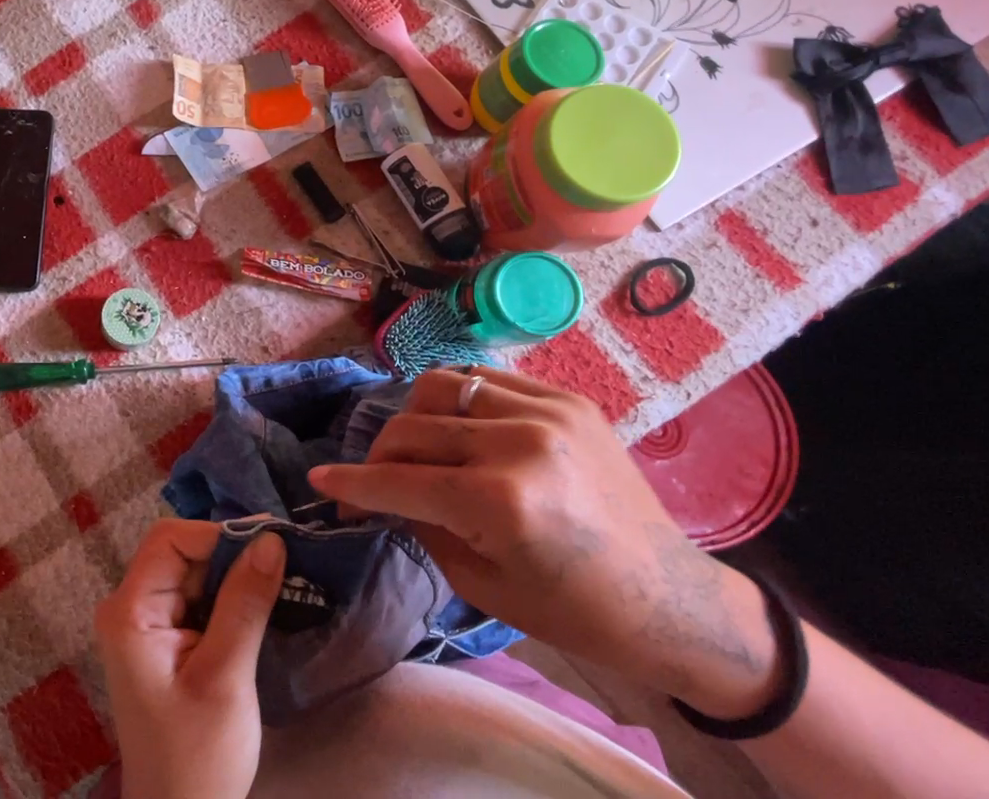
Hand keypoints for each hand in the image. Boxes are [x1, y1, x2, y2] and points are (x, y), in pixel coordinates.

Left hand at [94, 518, 285, 798]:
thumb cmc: (198, 753)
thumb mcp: (226, 677)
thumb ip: (245, 604)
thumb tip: (271, 540)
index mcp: (130, 612)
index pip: (169, 540)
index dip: (220, 534)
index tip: (273, 543)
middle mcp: (129, 608)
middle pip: (181, 553)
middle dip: (232, 554)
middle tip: (289, 560)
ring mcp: (144, 625)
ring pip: (193, 575)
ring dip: (235, 576)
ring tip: (286, 578)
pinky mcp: (163, 642)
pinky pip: (196, 601)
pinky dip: (229, 599)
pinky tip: (264, 604)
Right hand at [308, 367, 779, 718]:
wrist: (666, 597)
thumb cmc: (568, 609)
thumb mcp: (476, 581)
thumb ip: (420, 523)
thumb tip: (382, 491)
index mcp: (500, 501)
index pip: (397, 480)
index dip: (351, 484)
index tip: (321, 484)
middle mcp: (520, 442)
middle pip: (410, 428)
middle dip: (377, 459)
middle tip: (374, 485)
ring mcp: (548, 412)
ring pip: (441, 387)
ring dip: (414, 419)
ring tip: (419, 449)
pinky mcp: (568, 399)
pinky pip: (486, 380)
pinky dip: (459, 402)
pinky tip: (459, 430)